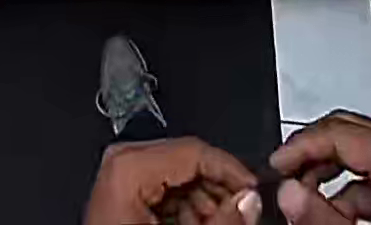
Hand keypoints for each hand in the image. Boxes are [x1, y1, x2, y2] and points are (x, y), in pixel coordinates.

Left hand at [82, 137, 261, 224]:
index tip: (251, 187)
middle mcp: (122, 160)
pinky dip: (184, 207)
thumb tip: (248, 201)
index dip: (230, 170)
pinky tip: (197, 224)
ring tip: (219, 222)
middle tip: (239, 210)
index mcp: (129, 165)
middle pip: (187, 162)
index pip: (194, 151)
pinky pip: (162, 187)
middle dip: (216, 189)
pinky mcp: (120, 188)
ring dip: (203, 201)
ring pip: (178, 176)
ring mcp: (119, 173)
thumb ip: (218, 222)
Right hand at [270, 111, 370, 224]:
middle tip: (283, 180)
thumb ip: (326, 218)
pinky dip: (346, 199)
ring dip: (327, 179)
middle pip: (349, 136)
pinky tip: (330, 219)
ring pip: (357, 160)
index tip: (275, 166)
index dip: (302, 145)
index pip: (341, 132)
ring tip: (303, 204)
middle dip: (313, 156)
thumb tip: (289, 191)